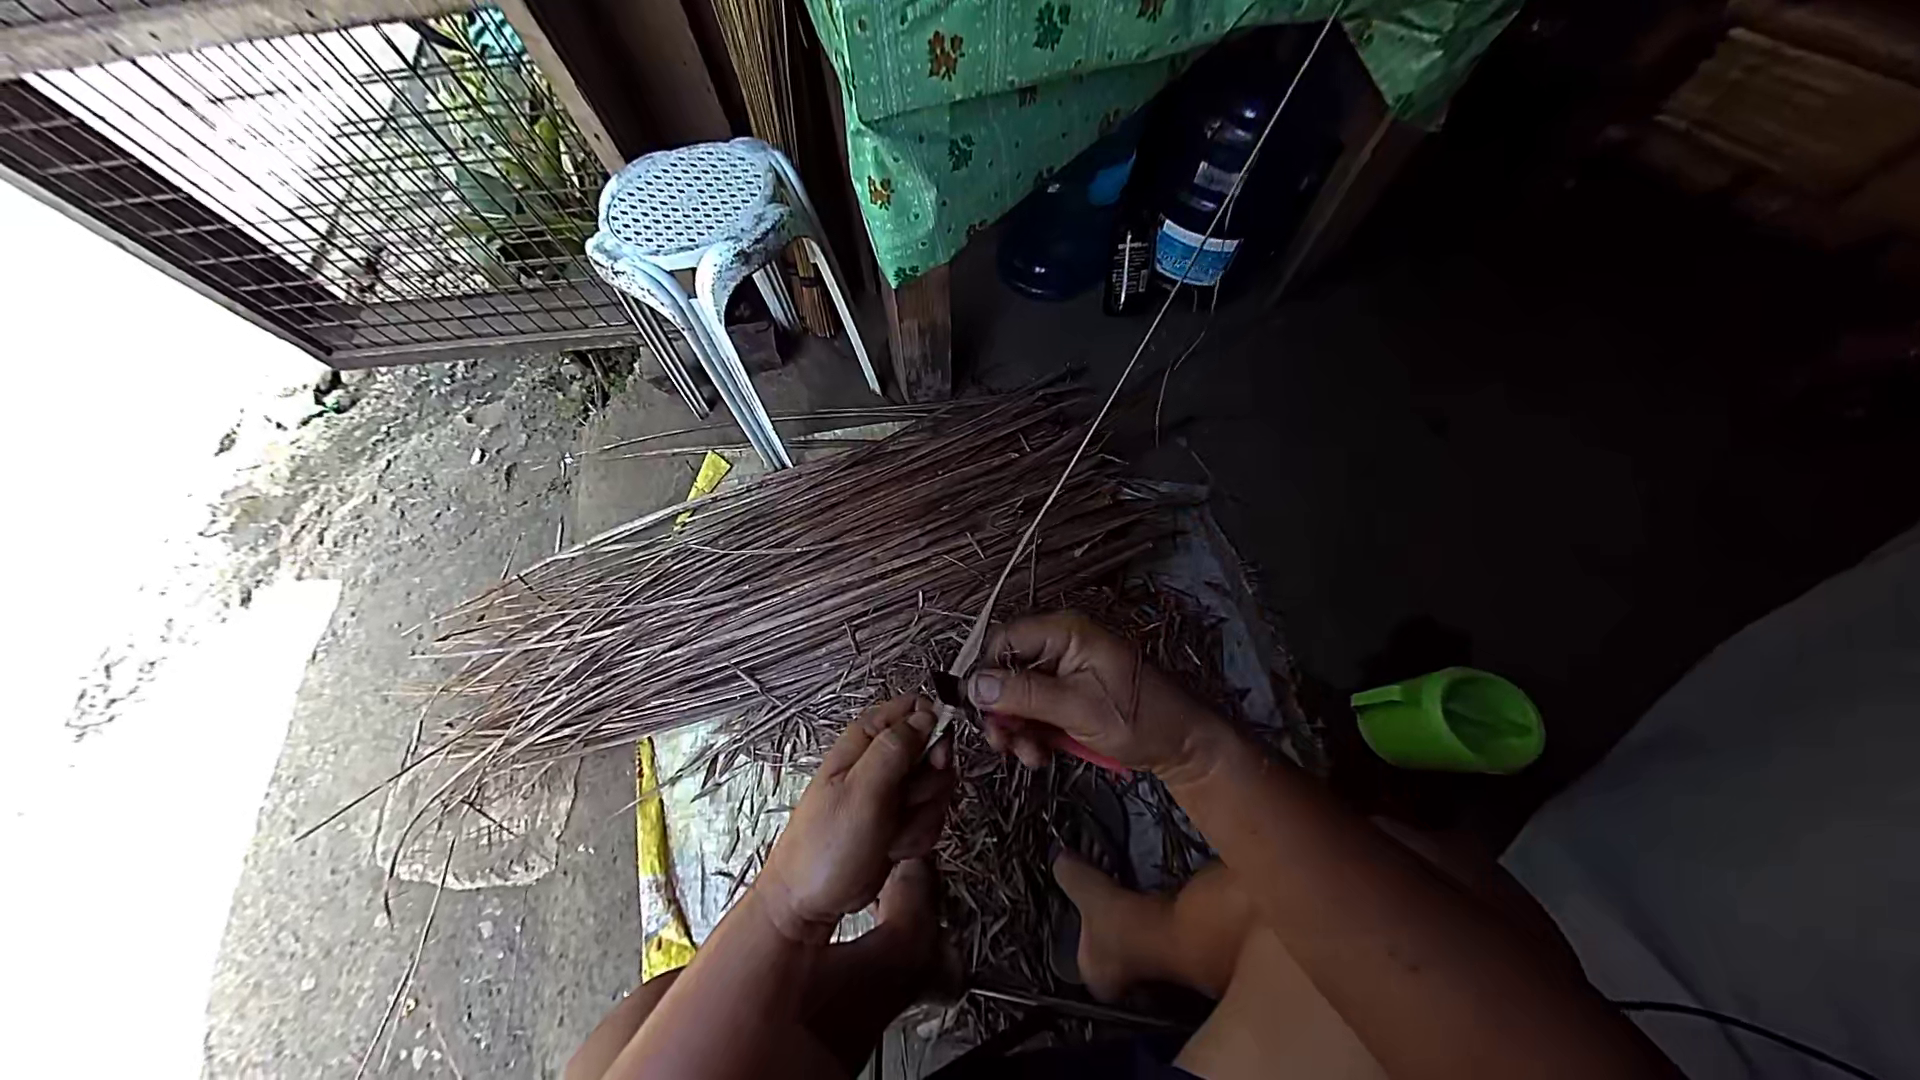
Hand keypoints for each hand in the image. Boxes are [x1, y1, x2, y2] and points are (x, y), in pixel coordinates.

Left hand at [758, 695, 955, 937]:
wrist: (810, 902)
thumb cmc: (824, 846)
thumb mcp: (861, 791)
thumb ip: (895, 748)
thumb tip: (926, 715)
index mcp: (866, 739)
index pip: (915, 709)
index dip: (933, 728)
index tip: (933, 757)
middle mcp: (882, 759)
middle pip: (935, 749)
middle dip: (928, 782)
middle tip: (905, 801)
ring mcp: (893, 790)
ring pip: (937, 785)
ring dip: (922, 815)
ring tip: (891, 830)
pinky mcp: (902, 817)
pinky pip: (932, 815)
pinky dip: (919, 835)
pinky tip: (894, 846)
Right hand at [968, 611, 1227, 777]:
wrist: (1182, 747)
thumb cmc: (1139, 719)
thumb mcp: (1078, 708)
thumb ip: (1025, 695)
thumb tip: (975, 686)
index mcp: (1064, 633)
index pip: (1004, 640)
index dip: (987, 674)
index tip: (980, 711)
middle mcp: (1058, 646)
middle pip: (1007, 671)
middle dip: (1002, 710)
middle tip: (1002, 743)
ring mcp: (1062, 672)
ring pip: (1016, 695)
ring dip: (1016, 727)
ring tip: (1029, 755)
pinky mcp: (1065, 696)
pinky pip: (1033, 710)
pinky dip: (1030, 733)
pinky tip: (1039, 754)